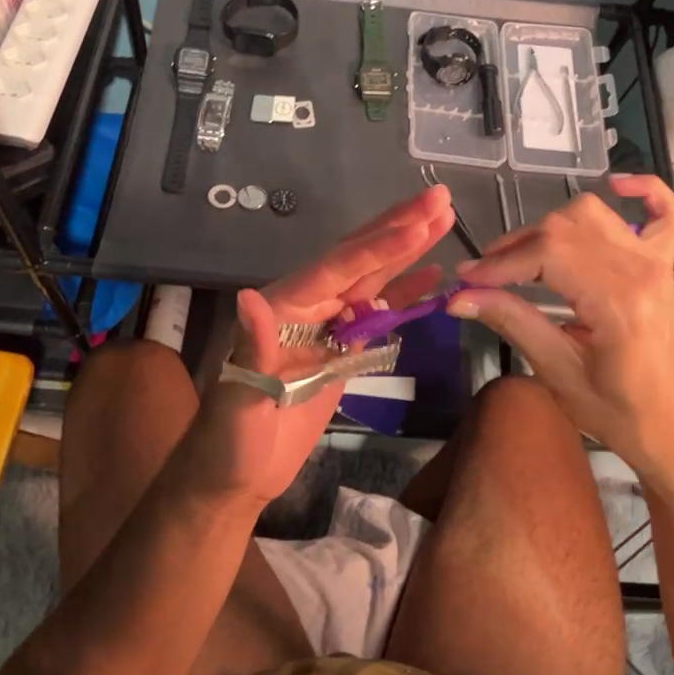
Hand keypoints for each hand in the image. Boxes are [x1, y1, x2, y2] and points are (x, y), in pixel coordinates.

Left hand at [183, 186, 454, 504]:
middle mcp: (307, 306)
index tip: (418, 223)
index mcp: (282, 307)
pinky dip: (405, 293)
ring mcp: (327, 327)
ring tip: (444, 218)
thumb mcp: (239, 399)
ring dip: (407, 249)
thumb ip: (252, 349)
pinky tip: (433, 274)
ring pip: (372, 279)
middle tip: (440, 197)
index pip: (335, 269)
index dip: (378, 247)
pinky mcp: (342, 350)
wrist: (236, 477)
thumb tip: (250, 296)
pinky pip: (378, 314)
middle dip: (398, 227)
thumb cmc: (229, 441)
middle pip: (357, 259)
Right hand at [448, 174, 673, 476]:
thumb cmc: (616, 412)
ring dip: (551, 226)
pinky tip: (616, 184)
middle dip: (515, 247)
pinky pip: (666, 213)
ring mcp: (656, 264)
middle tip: (483, 279)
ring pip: (593, 214)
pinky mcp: (664, 267)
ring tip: (522, 256)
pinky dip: (645, 191)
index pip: (547, 254)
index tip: (465, 280)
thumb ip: (512, 322)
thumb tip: (459, 298)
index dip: (499, 263)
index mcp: (617, 301)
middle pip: (563, 228)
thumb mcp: (556, 372)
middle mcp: (640, 270)